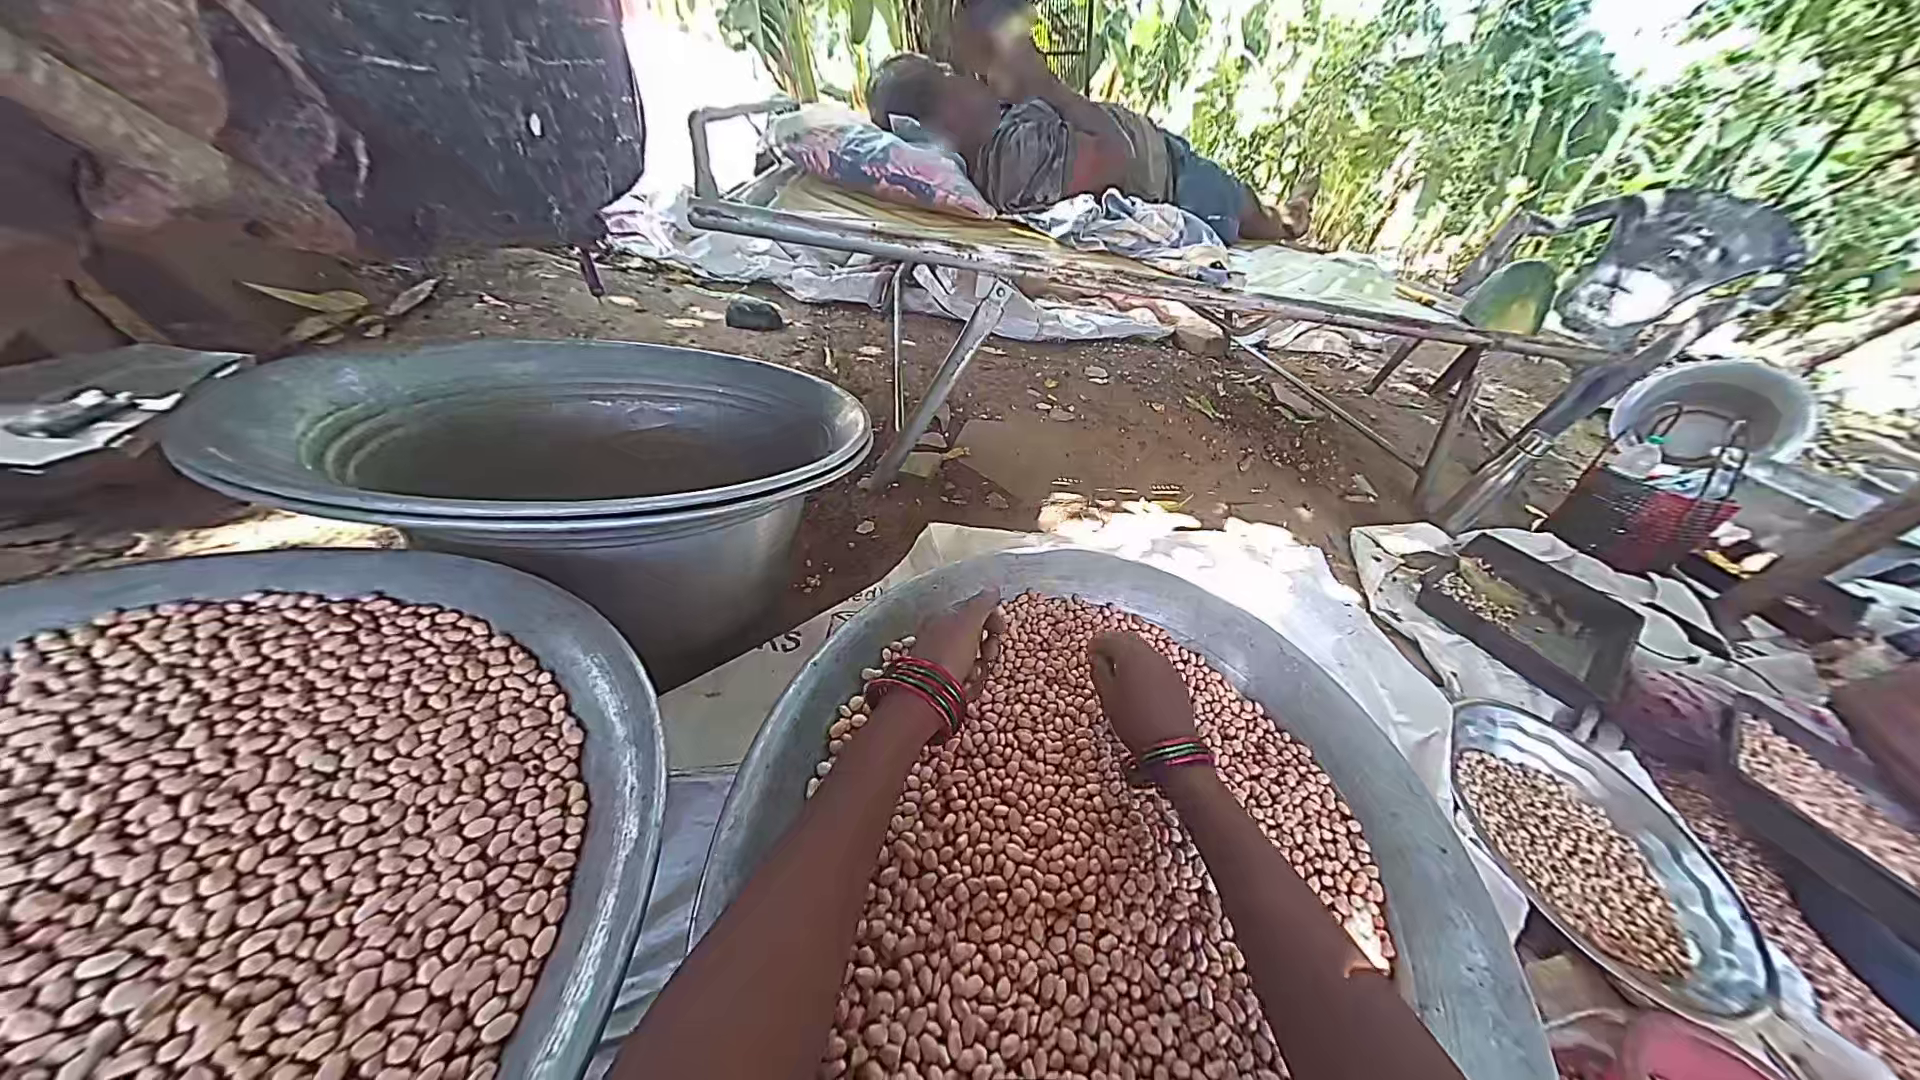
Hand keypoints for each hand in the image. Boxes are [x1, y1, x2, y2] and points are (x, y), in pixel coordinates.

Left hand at [909, 588, 1003, 696]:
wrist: (930, 694)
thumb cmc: (949, 652)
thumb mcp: (969, 621)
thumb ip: (983, 603)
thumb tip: (994, 589)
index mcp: (942, 619)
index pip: (973, 612)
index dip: (991, 619)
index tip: (1000, 629)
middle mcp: (941, 639)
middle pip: (978, 640)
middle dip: (989, 649)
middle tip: (987, 654)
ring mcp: (942, 662)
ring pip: (976, 663)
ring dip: (981, 669)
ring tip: (972, 675)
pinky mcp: (946, 685)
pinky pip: (969, 682)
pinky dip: (971, 685)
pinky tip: (965, 687)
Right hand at [1089, 632, 1195, 753]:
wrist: (1171, 744)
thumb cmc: (1132, 720)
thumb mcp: (1108, 697)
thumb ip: (1099, 671)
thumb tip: (1097, 657)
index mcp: (1130, 655)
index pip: (1109, 638)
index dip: (1097, 643)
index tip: (1089, 651)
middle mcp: (1150, 654)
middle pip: (1129, 638)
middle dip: (1113, 643)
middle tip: (1101, 655)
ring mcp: (1166, 665)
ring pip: (1144, 649)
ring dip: (1129, 653)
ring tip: (1118, 668)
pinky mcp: (1175, 678)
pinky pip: (1154, 662)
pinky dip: (1142, 664)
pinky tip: (1137, 679)